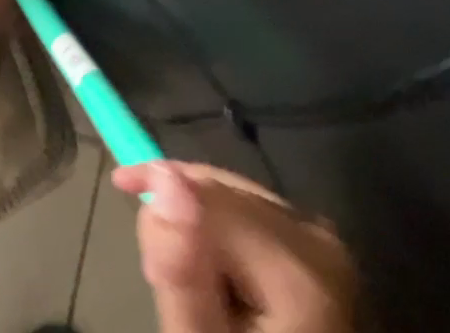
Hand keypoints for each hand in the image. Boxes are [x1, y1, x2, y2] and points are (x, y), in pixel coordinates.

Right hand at [113, 161, 355, 332]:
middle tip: (150, 259)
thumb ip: (181, 270)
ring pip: (239, 199)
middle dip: (180, 208)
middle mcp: (320, 241)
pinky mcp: (325, 254)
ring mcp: (328, 246)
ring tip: (178, 271)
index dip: (159, 178)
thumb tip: (165, 181)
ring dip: (200, 220)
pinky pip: (258, 217)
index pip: (211, 193)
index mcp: (298, 266)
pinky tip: (213, 270)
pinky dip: (226, 233)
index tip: (121, 186)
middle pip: (227, 192)